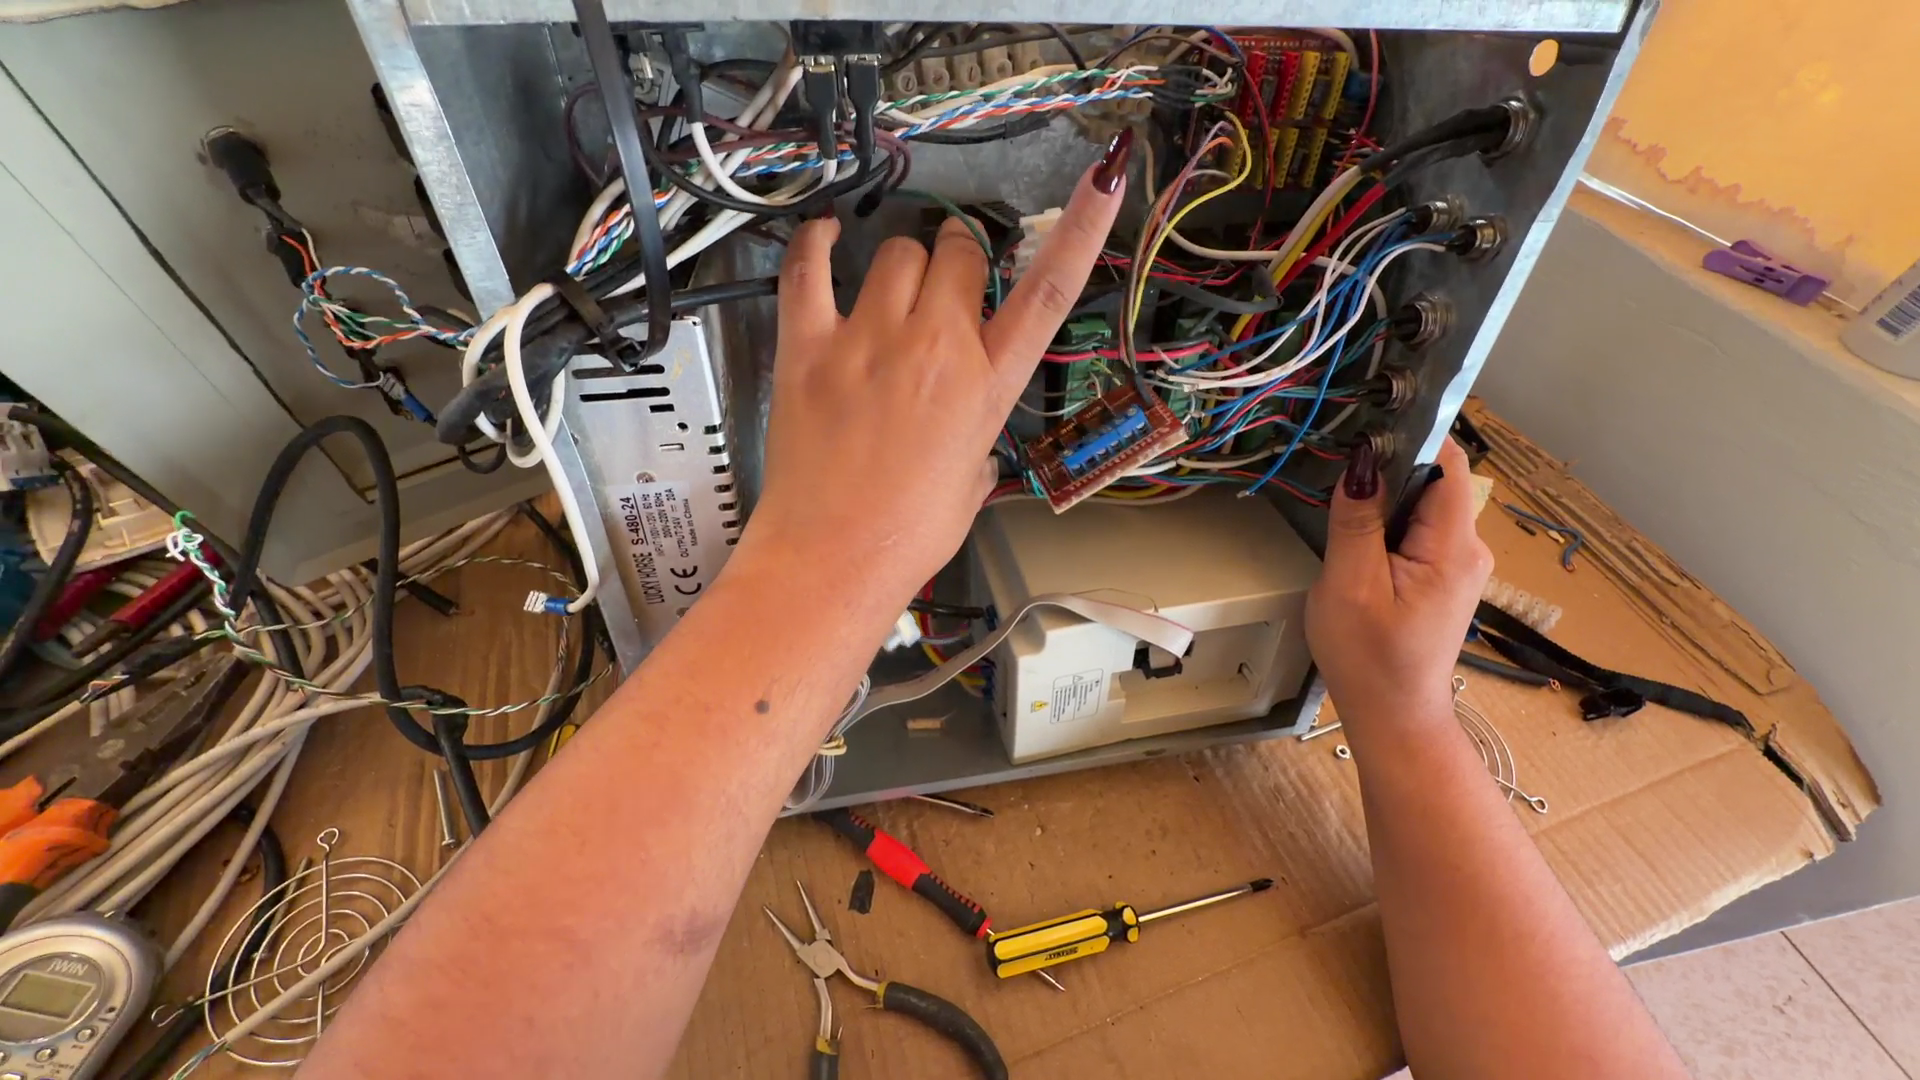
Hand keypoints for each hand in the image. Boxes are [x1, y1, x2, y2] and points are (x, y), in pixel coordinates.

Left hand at [743, 139, 1130, 607]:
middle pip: (959, 252)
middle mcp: (935, 348)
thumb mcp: (972, 482)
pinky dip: (817, 244)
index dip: (1082, 227)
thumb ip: (976, 434)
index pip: (1050, 290)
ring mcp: (869, 341)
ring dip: (902, 263)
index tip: (1106, 175)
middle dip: (958, 259)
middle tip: (945, 286)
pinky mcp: (810, 347)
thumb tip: (962, 427)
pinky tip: (826, 237)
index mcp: (988, 385)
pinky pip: (809, 267)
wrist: (836, 558)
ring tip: (889, 295)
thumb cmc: (910, 535)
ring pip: (896, 252)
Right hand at [1306, 437, 1492, 728]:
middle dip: (1388, 464)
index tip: (1365, 422)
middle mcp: (1467, 547)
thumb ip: (1356, 522)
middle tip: (1337, 459)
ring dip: (1384, 493)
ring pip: (1423, 503)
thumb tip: (1359, 462)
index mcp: (1452, 547)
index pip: (1448, 462)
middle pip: (1435, 479)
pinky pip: (1417, 527)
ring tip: (1340, 493)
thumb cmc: (1368, 657)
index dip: (1412, 435)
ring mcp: (1457, 562)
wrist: (1393, 715)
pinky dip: (1388, 519)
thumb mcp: (1350, 586)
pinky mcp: (1441, 575)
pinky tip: (1356, 528)